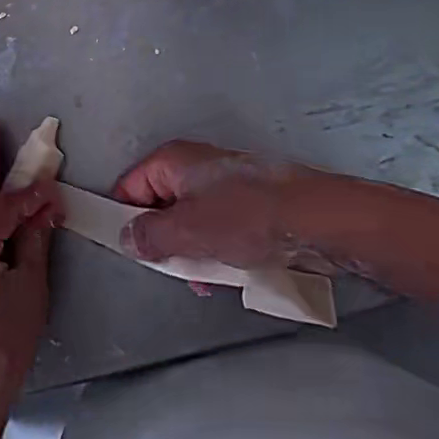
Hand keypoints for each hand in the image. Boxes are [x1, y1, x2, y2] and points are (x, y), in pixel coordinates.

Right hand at [114, 140, 333, 270]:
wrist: (315, 218)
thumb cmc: (248, 216)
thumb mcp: (188, 231)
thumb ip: (150, 236)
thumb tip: (126, 237)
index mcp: (172, 161)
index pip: (129, 187)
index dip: (124, 218)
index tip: (130, 248)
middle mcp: (193, 166)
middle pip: (159, 205)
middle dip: (164, 241)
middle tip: (172, 267)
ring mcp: (222, 183)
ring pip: (190, 221)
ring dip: (192, 251)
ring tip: (206, 277)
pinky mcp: (246, 202)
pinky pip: (217, 226)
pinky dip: (217, 249)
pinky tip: (229, 272)